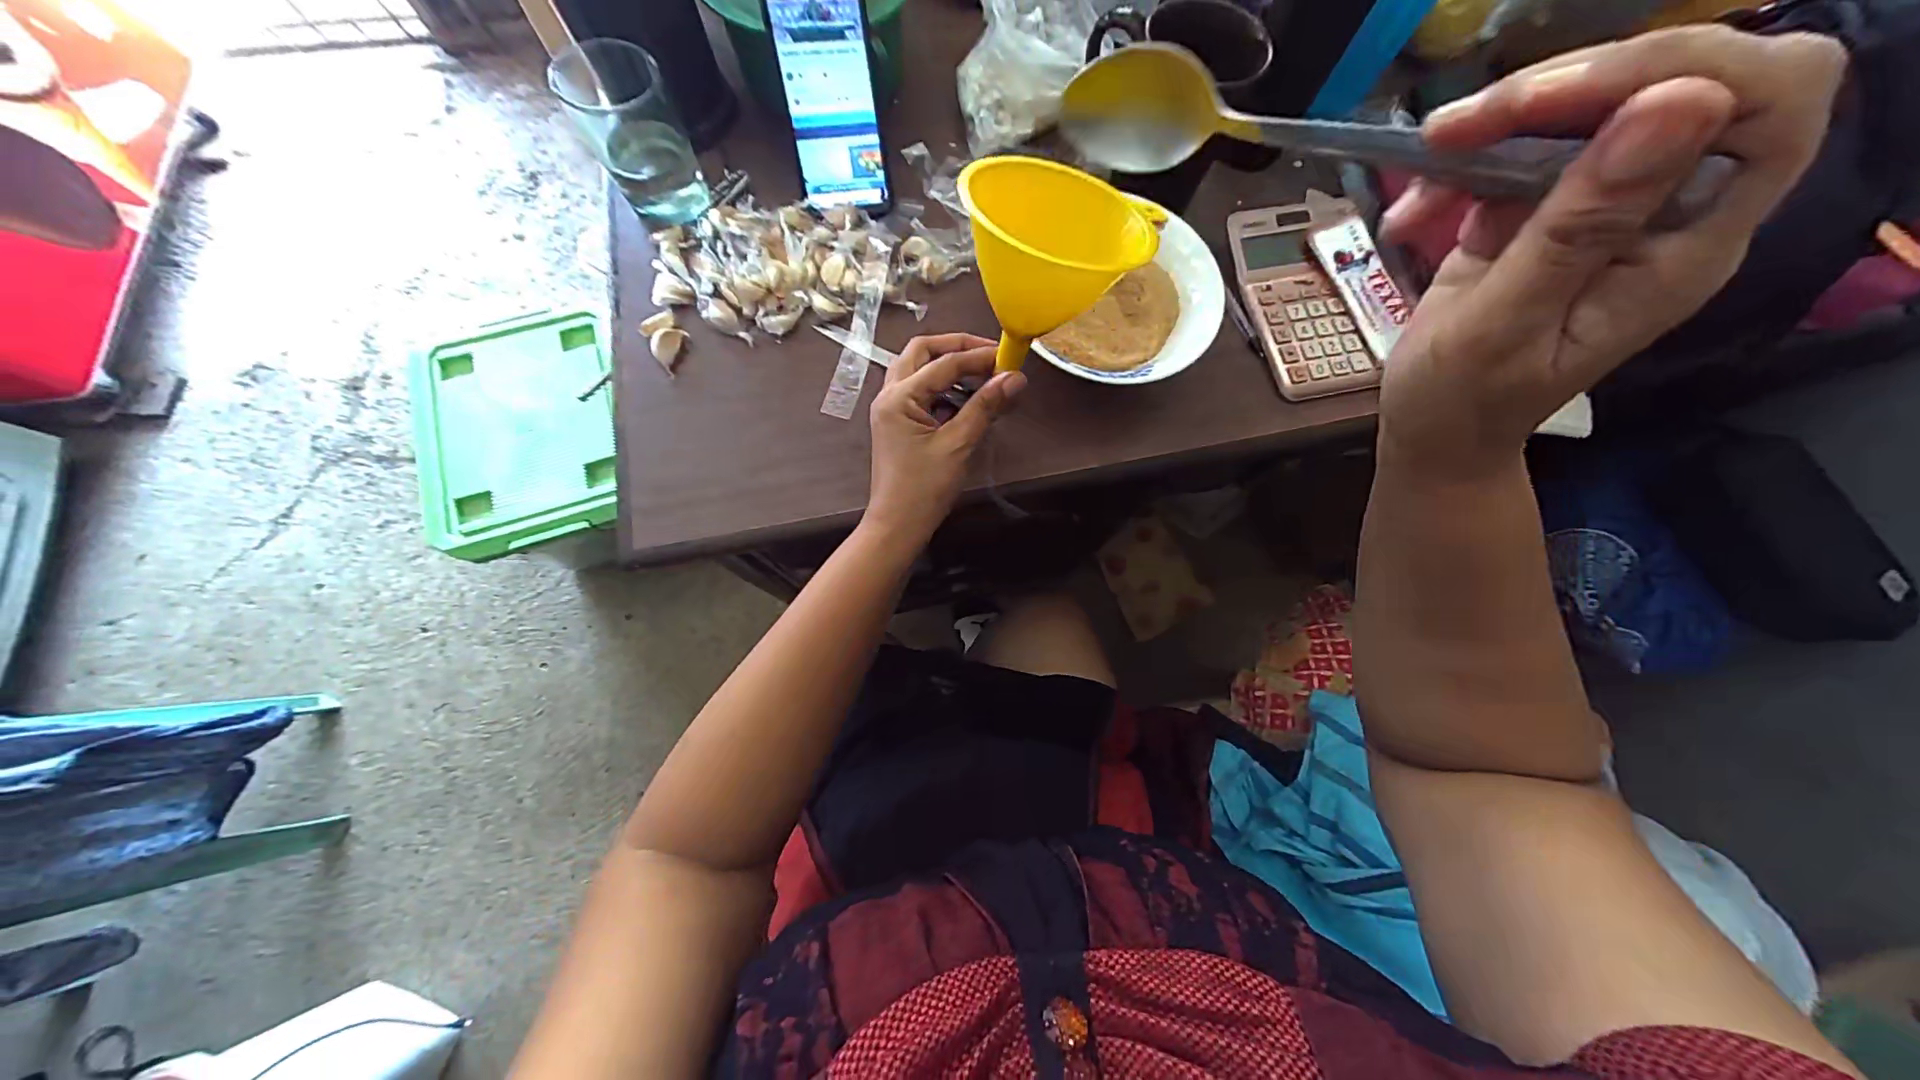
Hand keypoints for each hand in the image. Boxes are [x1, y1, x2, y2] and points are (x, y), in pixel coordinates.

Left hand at [864, 333, 1026, 540]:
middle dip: (957, 347)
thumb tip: (1013, 379)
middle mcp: (889, 396)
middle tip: (990, 354)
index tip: (1009, 358)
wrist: (897, 525)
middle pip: (922, 351)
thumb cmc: (922, 490)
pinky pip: (921, 392)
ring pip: (919, 369)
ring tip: (983, 376)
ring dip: (949, 366)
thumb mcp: (958, 445)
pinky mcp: (899, 424)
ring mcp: (892, 409)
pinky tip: (968, 400)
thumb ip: (985, 407)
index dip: (980, 357)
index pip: (944, 363)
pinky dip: (944, 388)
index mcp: (899, 397)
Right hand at [1376, 25, 1843, 478]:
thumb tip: (1680, 100)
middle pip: (1682, 81)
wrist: (1434, 433)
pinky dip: (1463, 168)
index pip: (1766, 104)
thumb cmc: (1461, 402)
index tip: (1556, 102)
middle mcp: (1666, 214)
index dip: (1677, 72)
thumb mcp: (1503, 326)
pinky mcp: (1550, 211)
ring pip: (1594, 107)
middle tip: (1470, 126)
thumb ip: (1577, 230)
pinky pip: (1526, 151)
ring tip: (1426, 172)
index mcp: (1685, 250)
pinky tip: (1414, 215)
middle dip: (1576, 87)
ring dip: (1501, 128)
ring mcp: (1606, 209)